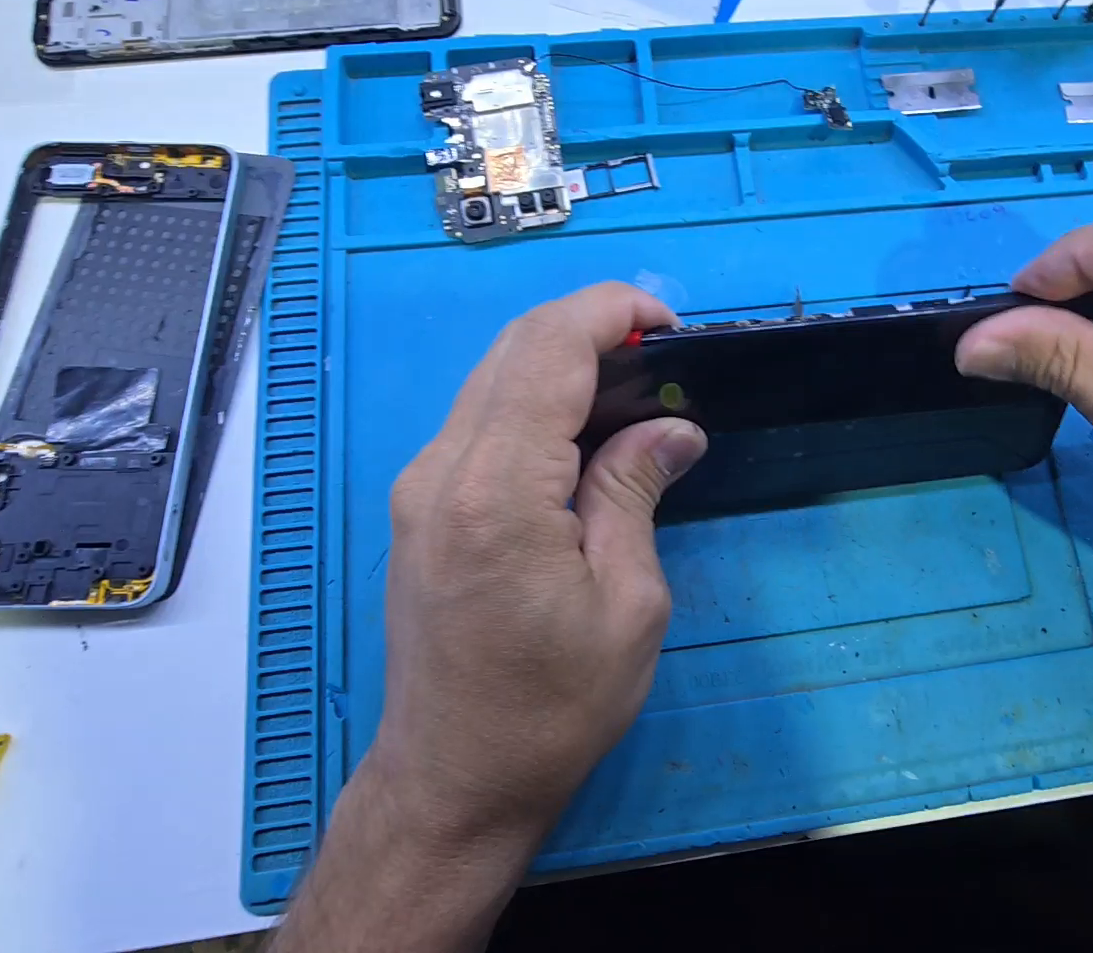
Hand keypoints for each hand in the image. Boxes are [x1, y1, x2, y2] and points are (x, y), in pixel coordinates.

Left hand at [376, 282, 707, 840]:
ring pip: (493, 375)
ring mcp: (421, 486)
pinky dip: (536, 399)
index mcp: (499, 490)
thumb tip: (672, 428)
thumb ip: (636, 493)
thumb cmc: (552, 708)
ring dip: (563, 361)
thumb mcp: (628, 604)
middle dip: (591, 326)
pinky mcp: (420, 505)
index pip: (549, 350)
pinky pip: (480, 417)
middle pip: (514, 347)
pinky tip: (582, 435)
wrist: (454, 780)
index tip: (669, 327)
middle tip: (660, 358)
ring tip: (632, 392)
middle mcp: (443, 470)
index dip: (612, 312)